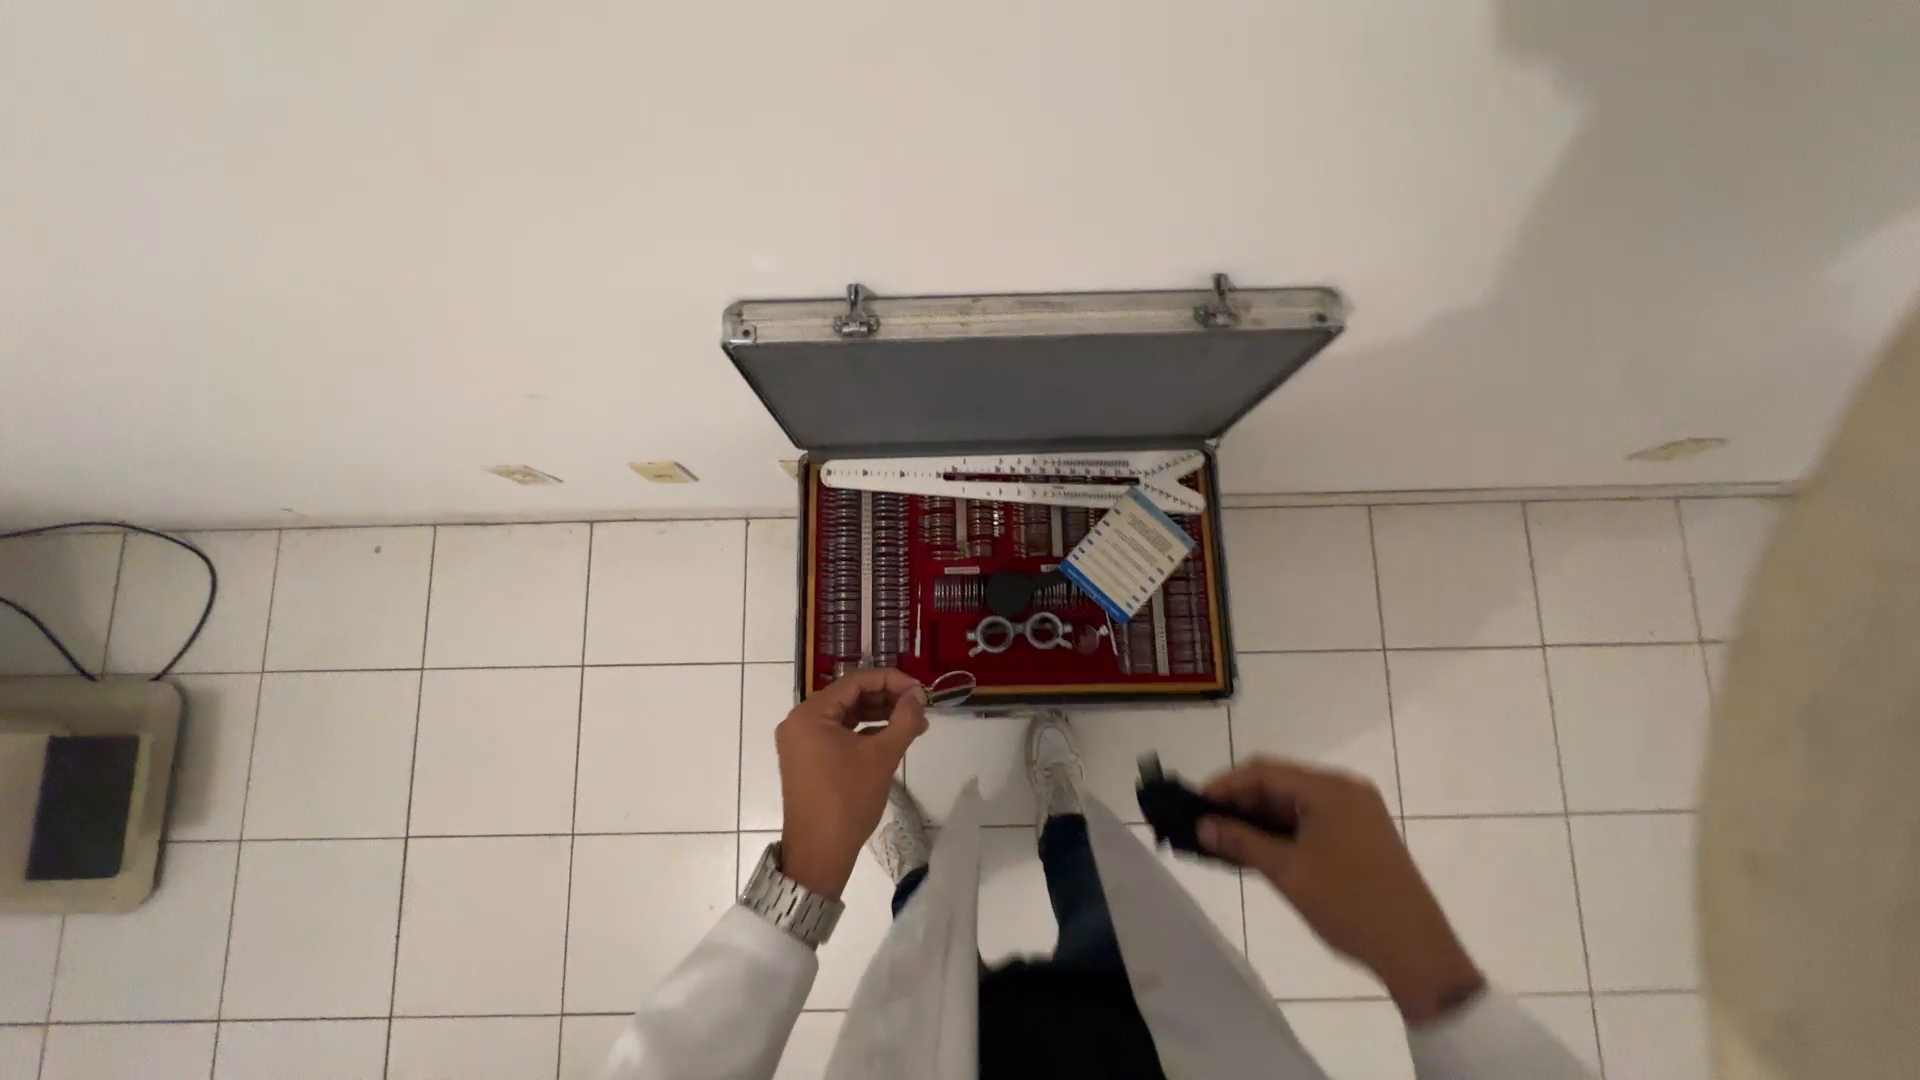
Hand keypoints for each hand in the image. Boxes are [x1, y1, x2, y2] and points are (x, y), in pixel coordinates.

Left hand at [776, 669, 928, 899]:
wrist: (819, 853)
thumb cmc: (848, 799)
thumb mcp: (882, 756)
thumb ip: (904, 719)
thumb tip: (919, 695)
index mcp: (810, 714)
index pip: (856, 682)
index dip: (892, 681)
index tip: (921, 690)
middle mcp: (800, 721)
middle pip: (850, 696)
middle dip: (887, 699)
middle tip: (920, 708)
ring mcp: (801, 742)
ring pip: (846, 715)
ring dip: (879, 716)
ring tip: (913, 723)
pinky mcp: (807, 759)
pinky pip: (839, 734)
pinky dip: (864, 733)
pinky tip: (892, 737)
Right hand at [1198, 758, 1482, 1022]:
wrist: (1418, 954)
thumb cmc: (1349, 903)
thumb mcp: (1287, 871)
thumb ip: (1240, 841)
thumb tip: (1202, 825)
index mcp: (1330, 789)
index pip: (1263, 771)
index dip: (1225, 785)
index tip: (1195, 807)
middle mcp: (1345, 790)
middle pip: (1278, 783)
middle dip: (1240, 802)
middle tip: (1206, 825)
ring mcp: (1357, 812)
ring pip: (1293, 803)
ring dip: (1259, 819)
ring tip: (1225, 840)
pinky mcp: (1362, 835)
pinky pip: (1311, 820)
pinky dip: (1282, 831)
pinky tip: (1258, 850)